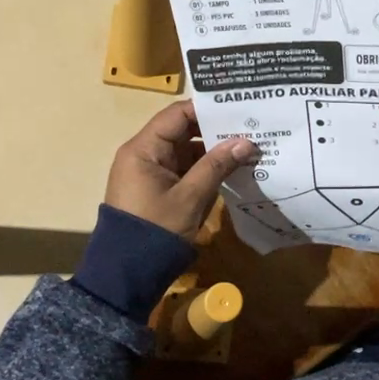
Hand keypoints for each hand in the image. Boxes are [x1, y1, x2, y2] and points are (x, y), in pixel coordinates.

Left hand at [105, 101, 258, 240]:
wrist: (129, 271)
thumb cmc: (157, 229)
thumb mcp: (190, 197)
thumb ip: (217, 166)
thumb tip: (245, 142)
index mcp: (143, 149)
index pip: (177, 115)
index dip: (207, 109)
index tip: (238, 108)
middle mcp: (144, 154)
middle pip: (182, 131)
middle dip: (215, 131)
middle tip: (250, 128)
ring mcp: (150, 172)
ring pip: (185, 151)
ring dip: (213, 151)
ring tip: (247, 148)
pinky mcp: (157, 189)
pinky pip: (183, 169)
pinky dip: (204, 168)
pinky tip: (231, 169)